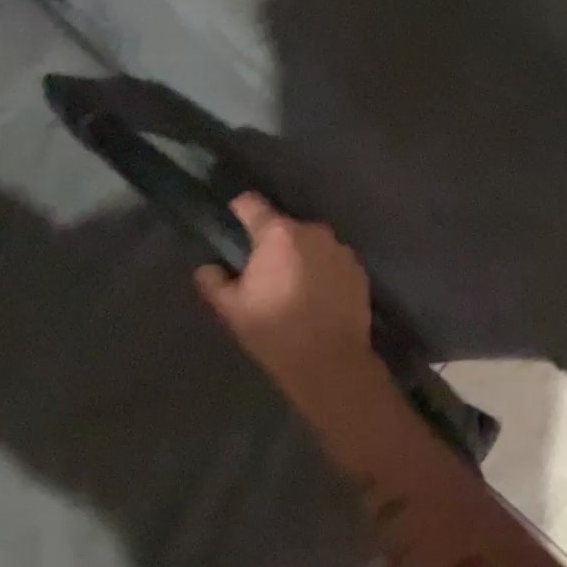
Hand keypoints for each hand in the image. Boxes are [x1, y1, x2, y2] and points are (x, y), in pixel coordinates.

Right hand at [194, 193, 377, 393]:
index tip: (233, 222)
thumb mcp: (231, 309)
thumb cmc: (274, 330)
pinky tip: (317, 298)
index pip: (251, 203)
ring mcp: (340, 250)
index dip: (238, 210)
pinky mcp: (359, 272)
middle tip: (263, 270)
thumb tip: (207, 268)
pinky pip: (332, 262)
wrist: (330, 363)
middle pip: (284, 226)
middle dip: (272, 242)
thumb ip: (213, 282)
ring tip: (293, 286)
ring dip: (300, 256)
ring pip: (311, 244)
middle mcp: (312, 232)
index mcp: (277, 234)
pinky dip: (323, 272)